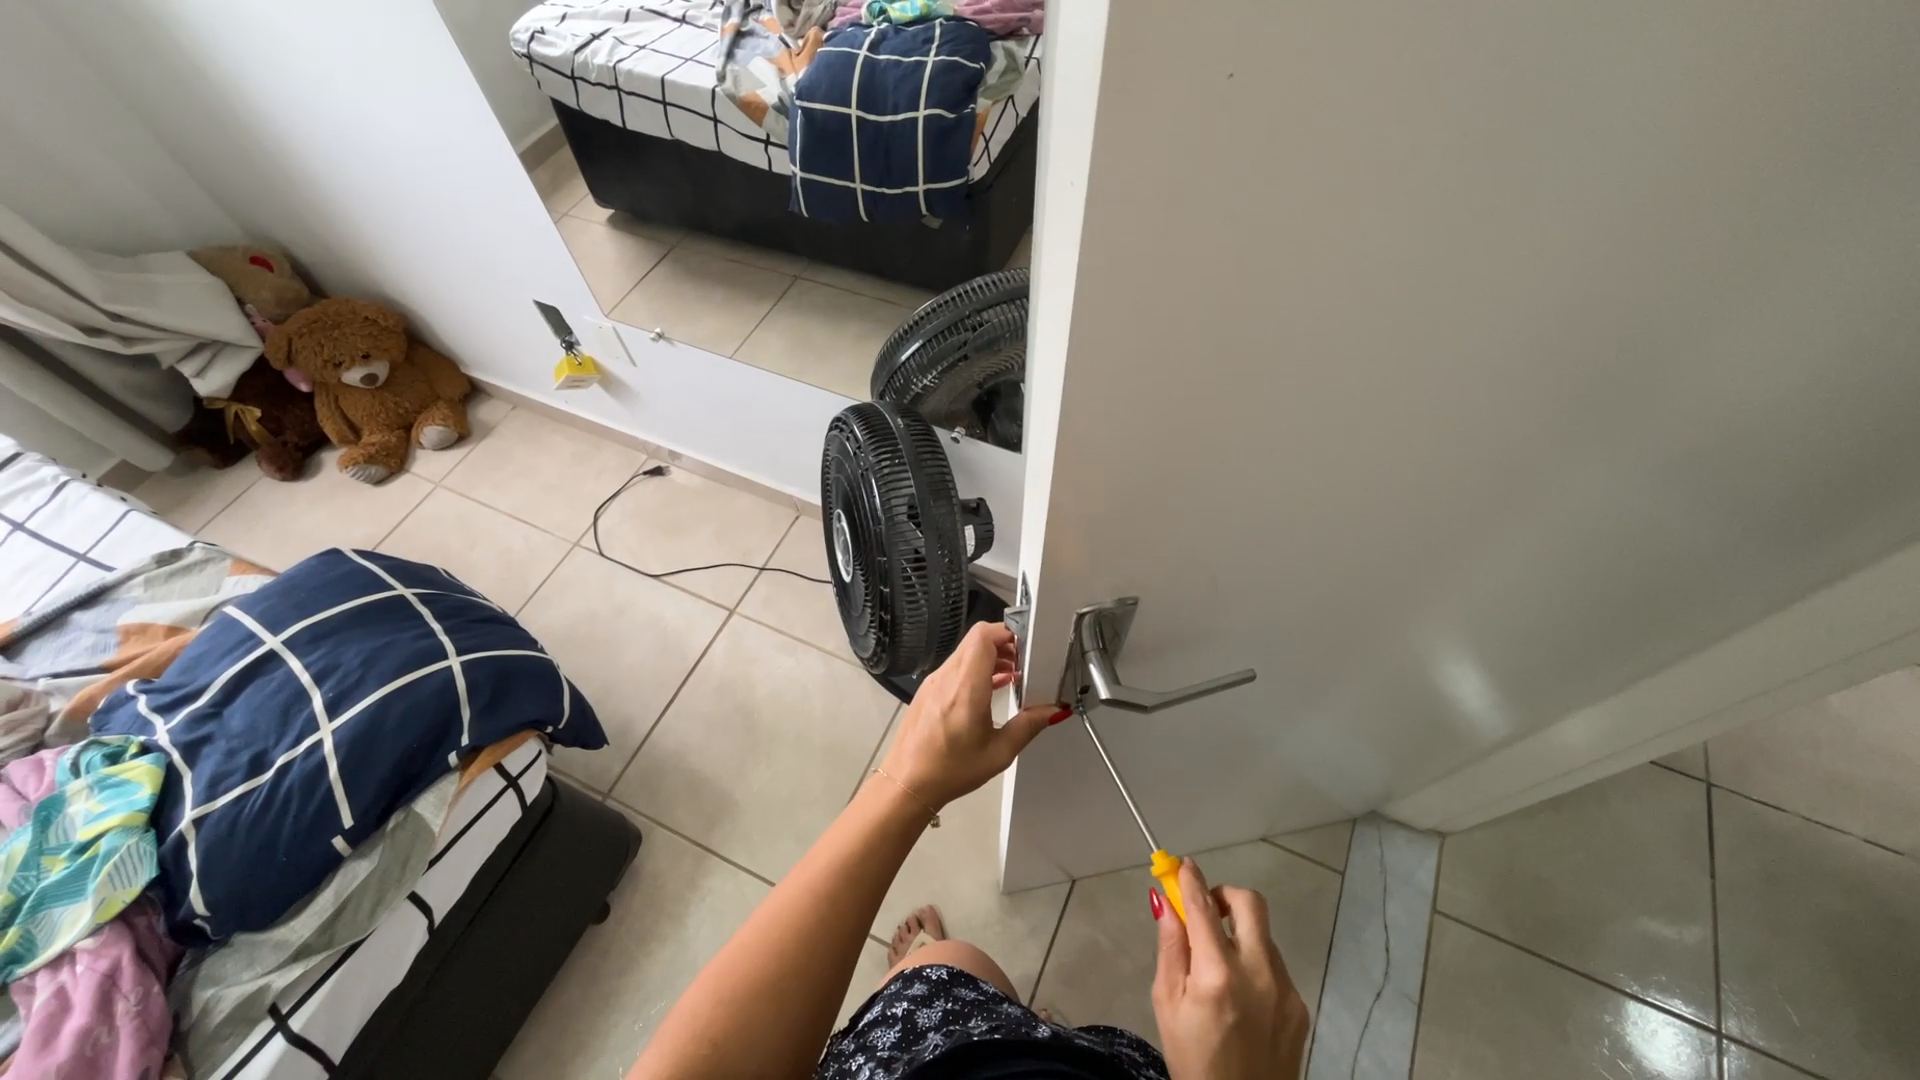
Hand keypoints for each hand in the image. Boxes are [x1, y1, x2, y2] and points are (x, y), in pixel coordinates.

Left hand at [878, 622, 1069, 809]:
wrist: (907, 783)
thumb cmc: (949, 770)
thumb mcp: (999, 752)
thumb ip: (1029, 726)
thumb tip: (1053, 711)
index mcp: (966, 688)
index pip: (984, 636)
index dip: (1008, 633)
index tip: (1026, 645)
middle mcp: (946, 678)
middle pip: (976, 639)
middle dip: (1004, 643)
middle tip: (1024, 662)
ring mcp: (933, 682)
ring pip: (965, 651)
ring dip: (990, 656)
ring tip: (1012, 675)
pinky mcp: (927, 690)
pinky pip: (955, 666)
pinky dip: (975, 668)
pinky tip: (990, 688)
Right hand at [1153, 859, 1309, 1079]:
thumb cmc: (1192, 1059)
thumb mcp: (1166, 1002)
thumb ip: (1170, 947)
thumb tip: (1165, 901)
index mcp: (1218, 975)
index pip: (1202, 908)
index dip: (1191, 880)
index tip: (1182, 864)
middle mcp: (1259, 973)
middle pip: (1250, 903)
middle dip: (1224, 894)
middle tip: (1206, 909)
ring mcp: (1286, 989)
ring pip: (1263, 935)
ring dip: (1239, 933)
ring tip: (1218, 967)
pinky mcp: (1300, 1006)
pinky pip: (1273, 966)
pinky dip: (1253, 964)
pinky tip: (1239, 997)